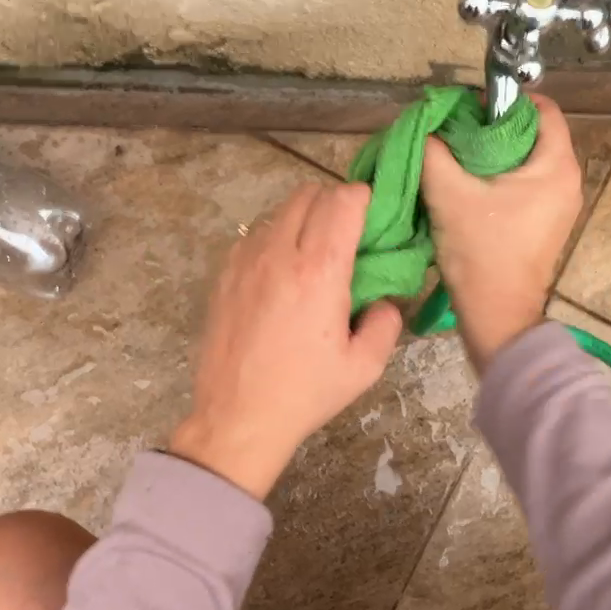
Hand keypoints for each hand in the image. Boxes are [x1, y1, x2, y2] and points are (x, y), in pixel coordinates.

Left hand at [169, 182, 403, 499]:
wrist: (239, 416)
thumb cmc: (305, 393)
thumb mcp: (364, 367)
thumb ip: (386, 322)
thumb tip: (383, 299)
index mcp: (319, 271)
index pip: (342, 199)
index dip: (363, 199)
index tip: (373, 217)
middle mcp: (279, 253)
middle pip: (309, 193)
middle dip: (335, 202)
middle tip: (348, 233)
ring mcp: (245, 260)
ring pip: (279, 210)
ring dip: (304, 218)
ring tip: (315, 252)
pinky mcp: (224, 274)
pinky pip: (255, 234)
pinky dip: (275, 238)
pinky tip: (283, 272)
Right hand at [422, 95, 581, 371]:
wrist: (496, 316)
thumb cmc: (480, 253)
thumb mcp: (448, 194)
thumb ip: (434, 151)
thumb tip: (427, 128)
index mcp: (556, 166)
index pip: (540, 108)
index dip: (503, 103)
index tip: (469, 111)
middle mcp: (568, 181)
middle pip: (532, 135)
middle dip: (493, 131)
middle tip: (456, 136)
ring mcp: (560, 206)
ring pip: (526, 163)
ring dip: (493, 158)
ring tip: (457, 163)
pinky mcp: (546, 226)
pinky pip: (525, 187)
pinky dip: (499, 181)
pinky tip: (470, 191)